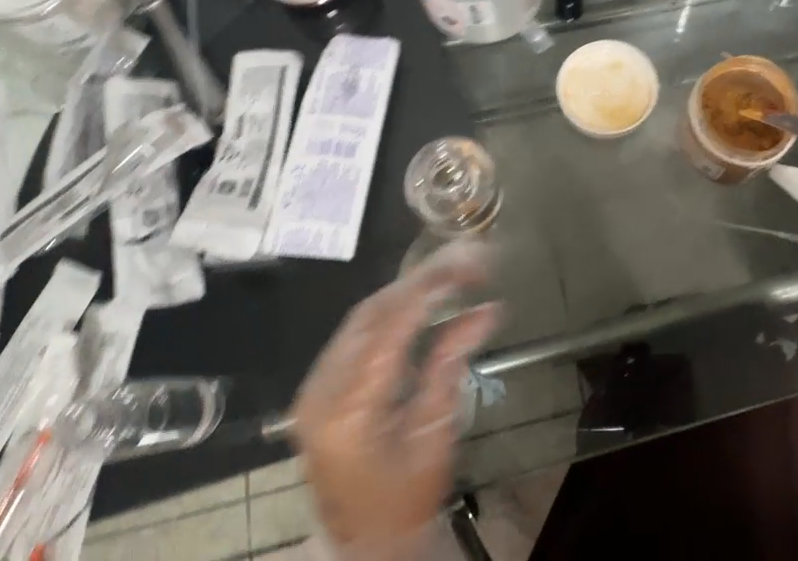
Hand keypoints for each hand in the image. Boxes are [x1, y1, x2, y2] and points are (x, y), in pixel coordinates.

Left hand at [292, 242, 500, 560]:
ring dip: (404, 295)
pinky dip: (388, 316)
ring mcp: (311, 389)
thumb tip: (486, 310)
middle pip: (370, 313)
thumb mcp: (435, 434)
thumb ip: (451, 365)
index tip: (468, 266)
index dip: (431, 289)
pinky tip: (419, 306)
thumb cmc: (407, 499)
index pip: (391, 327)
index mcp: (348, 408)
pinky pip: (352, 337)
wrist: (363, 545)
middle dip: (420, 282)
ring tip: (449, 279)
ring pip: (359, 319)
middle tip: (465, 266)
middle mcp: (319, 390)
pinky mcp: (314, 391)